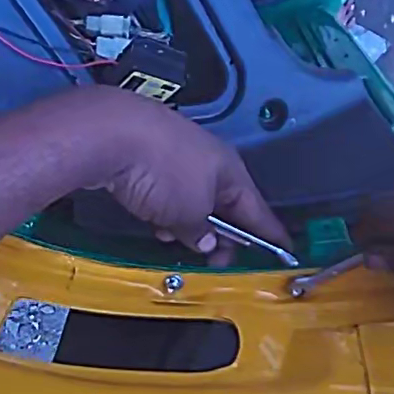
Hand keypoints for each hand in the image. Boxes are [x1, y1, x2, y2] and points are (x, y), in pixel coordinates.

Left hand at [70, 88, 288, 264]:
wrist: (109, 133)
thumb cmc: (161, 171)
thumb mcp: (189, 211)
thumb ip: (201, 231)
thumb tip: (205, 242)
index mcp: (230, 170)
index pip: (258, 210)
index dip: (270, 234)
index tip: (284, 252)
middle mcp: (208, 160)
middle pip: (224, 208)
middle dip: (218, 235)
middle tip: (209, 260)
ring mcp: (177, 157)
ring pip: (192, 203)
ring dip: (186, 226)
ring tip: (170, 238)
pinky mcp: (148, 159)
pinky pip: (166, 194)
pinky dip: (164, 212)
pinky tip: (152, 222)